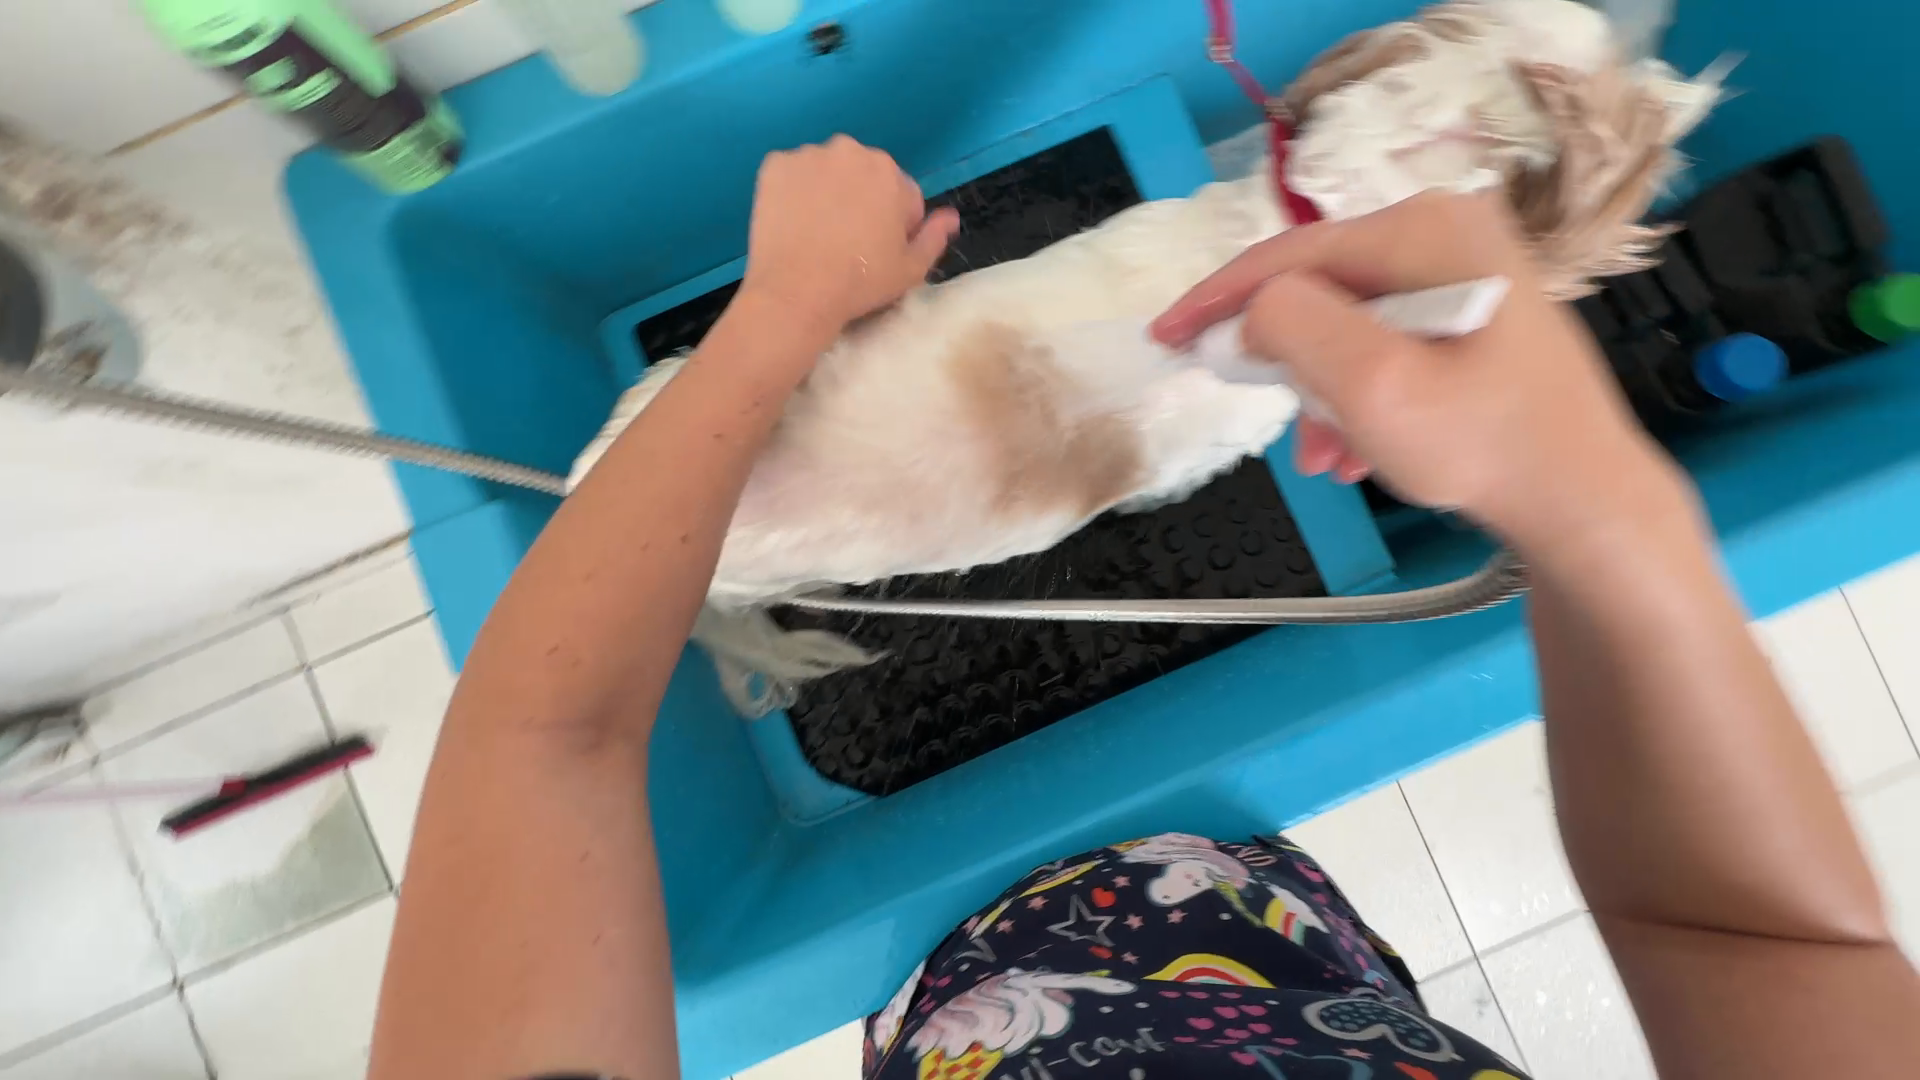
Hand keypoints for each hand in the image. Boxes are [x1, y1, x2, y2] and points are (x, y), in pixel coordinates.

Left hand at [739, 135, 959, 336]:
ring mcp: (809, 155)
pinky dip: (795, 193)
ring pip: (827, 172)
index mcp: (890, 173)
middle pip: (864, 176)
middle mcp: (851, 151)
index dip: (895, 225)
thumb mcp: (911, 270)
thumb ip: (935, 237)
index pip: (902, 194)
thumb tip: (951, 216)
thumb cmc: (861, 283)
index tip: (880, 251)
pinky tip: (795, 225)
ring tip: (819, 235)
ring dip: (828, 194)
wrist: (796, 292)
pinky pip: (792, 175)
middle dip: (862, 201)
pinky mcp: (775, 165)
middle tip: (849, 243)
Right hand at [1153, 193, 1686, 555]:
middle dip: (1278, 359)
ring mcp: (1457, 275)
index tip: (1164, 337)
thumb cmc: (1478, 442)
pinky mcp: (1462, 316)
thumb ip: (1293, 326)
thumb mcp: (1369, 383)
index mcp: (1423, 230)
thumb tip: (1250, 312)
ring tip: (1319, 454)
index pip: (1286, 256)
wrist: (1580, 500)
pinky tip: (1354, 450)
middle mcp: (1442, 235)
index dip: (1214, 299)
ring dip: (1315, 393)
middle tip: (1254, 406)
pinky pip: (1374, 348)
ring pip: (1339, 329)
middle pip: (1313, 292)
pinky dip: (1349, 398)